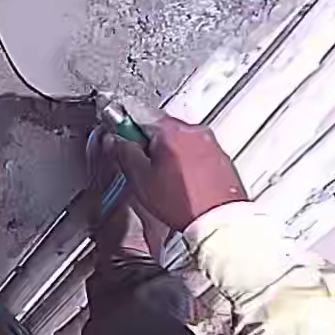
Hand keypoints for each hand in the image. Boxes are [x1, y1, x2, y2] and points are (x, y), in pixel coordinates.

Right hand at [103, 115, 246, 229]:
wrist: (217, 221)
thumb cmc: (182, 202)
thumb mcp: (141, 179)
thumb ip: (125, 152)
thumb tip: (117, 140)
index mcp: (171, 131)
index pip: (138, 113)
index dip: (122, 120)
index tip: (115, 124)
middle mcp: (193, 130)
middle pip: (159, 126)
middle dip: (146, 140)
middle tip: (137, 161)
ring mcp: (209, 142)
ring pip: (177, 138)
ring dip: (165, 150)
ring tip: (159, 176)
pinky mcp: (219, 156)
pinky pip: (194, 149)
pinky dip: (183, 159)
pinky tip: (178, 179)